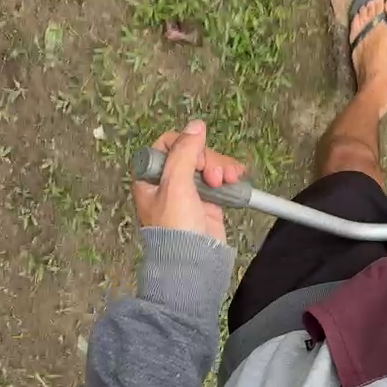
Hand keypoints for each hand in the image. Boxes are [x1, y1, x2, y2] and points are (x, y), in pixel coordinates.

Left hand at [131, 120, 245, 242]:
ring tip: (229, 179)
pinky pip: (220, 179)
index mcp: (150, 177)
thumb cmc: (176, 229)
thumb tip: (196, 125)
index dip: (186, 147)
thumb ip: (184, 152)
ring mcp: (189, 192)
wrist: (194, 261)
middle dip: (209, 160)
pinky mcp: (208, 201)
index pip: (168, 145)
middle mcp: (168, 182)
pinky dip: (229, 177)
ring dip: (221, 167)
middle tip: (215, 176)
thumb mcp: (175, 185)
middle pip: (192, 153)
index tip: (197, 159)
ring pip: (208, 165)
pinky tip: (236, 179)